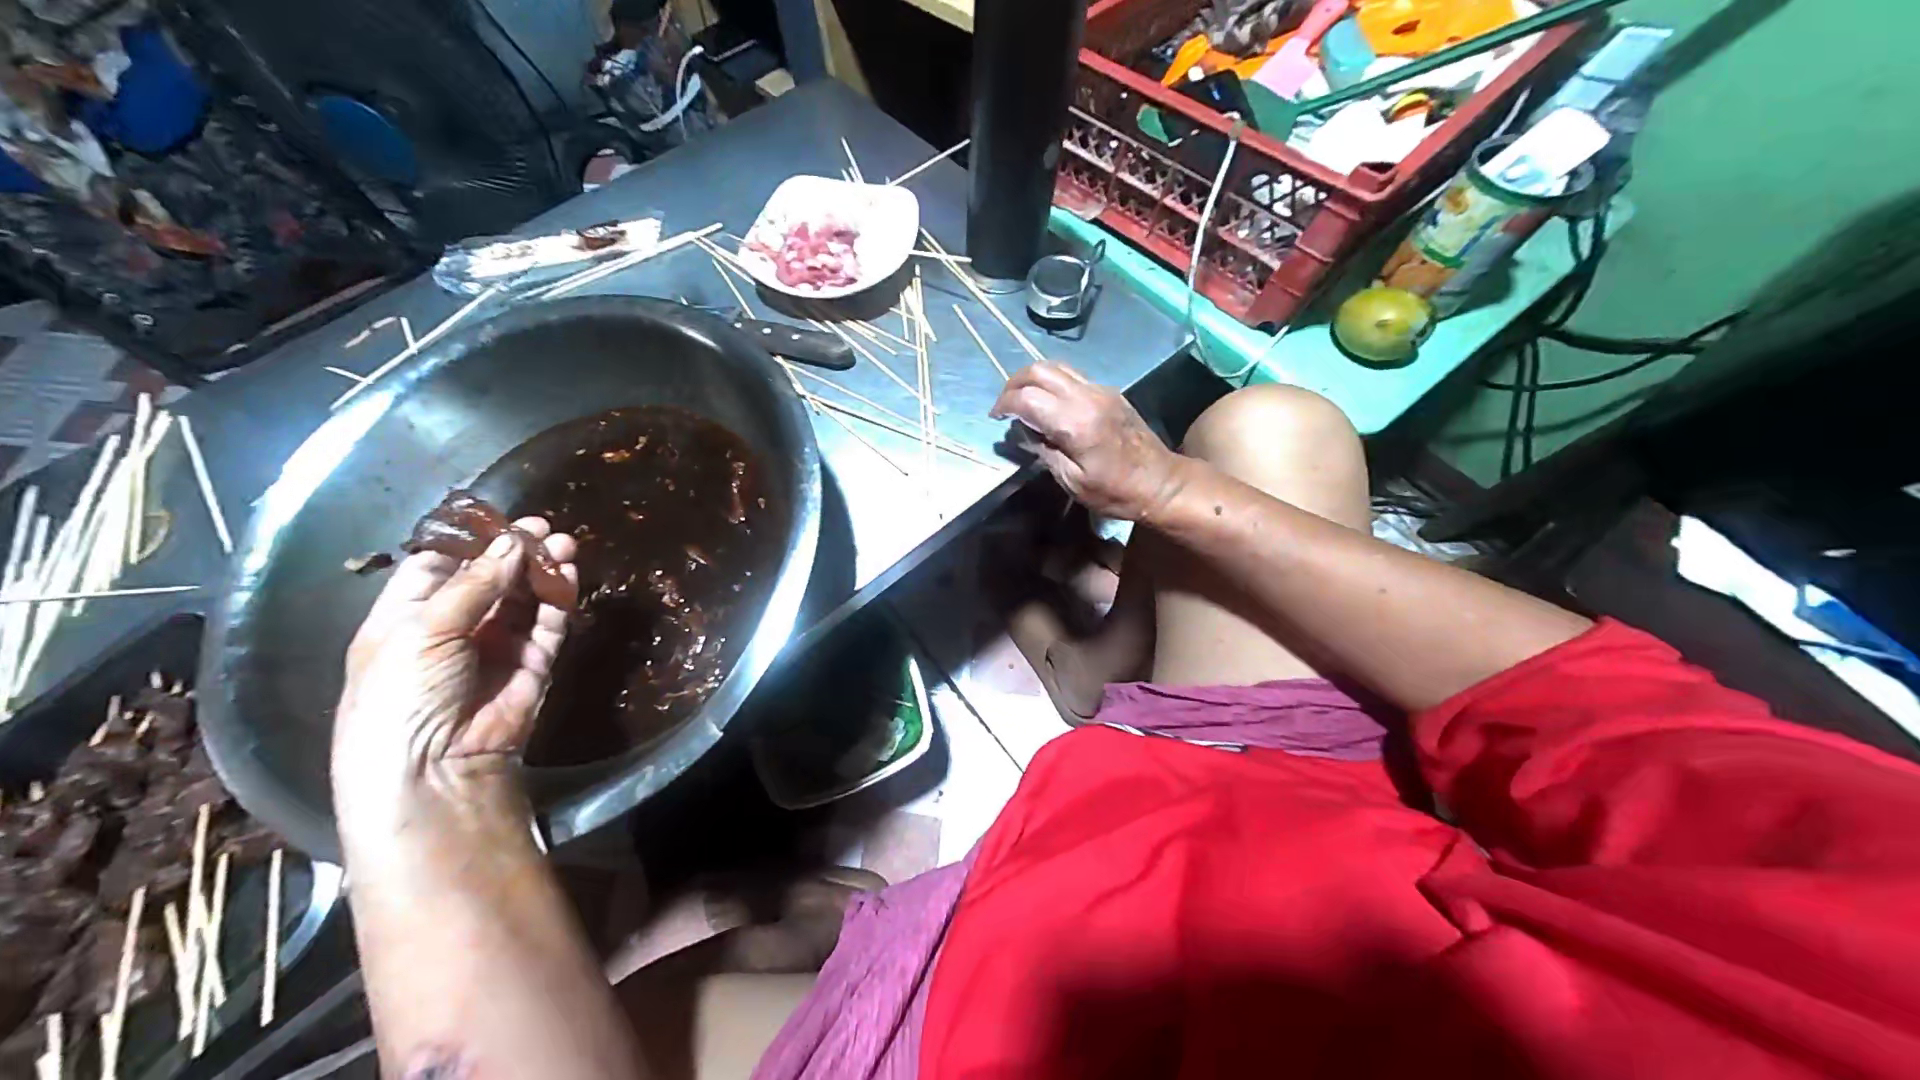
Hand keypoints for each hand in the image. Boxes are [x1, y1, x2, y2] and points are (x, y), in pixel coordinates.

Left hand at [332, 518, 577, 837]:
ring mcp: (496, 647)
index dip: (472, 542)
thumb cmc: (403, 694)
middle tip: (545, 529)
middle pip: (491, 578)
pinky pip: (550, 626)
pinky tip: (570, 577)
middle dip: (517, 552)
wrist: (434, 768)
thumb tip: (515, 541)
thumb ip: (476, 584)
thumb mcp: (423, 631)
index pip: (439, 567)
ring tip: (566, 546)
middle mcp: (453, 628)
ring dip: (544, 572)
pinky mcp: (533, 665)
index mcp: (407, 616)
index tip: (502, 519)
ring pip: (526, 599)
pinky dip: (561, 601)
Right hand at [990, 361, 1189, 522]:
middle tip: (1005, 406)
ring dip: (1033, 380)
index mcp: (1076, 422)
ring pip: (1056, 367)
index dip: (1005, 404)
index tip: (996, 418)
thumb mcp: (1072, 481)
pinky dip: (1052, 383)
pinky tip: (1049, 405)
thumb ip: (1043, 451)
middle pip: (1039, 370)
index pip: (1027, 398)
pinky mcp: (1109, 392)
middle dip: (1014, 384)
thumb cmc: (1116, 491)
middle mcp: (1087, 397)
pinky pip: (1072, 376)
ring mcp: (1101, 390)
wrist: (1162, 483)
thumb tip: (1022, 432)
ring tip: (1023, 403)